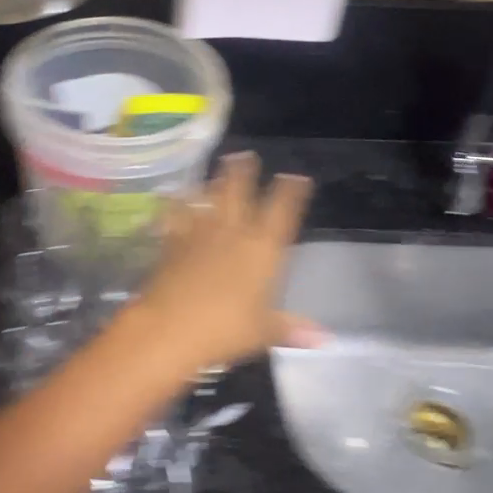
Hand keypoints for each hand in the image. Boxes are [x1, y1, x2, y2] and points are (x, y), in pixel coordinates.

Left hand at [125, 152, 319, 373]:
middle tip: (244, 154)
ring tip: (215, 169)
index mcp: (262, 249)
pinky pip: (175, 217)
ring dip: (212, 182)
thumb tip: (324, 338)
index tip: (295, 176)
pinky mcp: (171, 243)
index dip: (290, 192)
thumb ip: (290, 327)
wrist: (169, 327)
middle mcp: (232, 233)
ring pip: (208, 198)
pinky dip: (174, 206)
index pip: (281, 211)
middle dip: (244, 172)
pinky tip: (170, 197)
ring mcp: (199, 234)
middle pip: (239, 192)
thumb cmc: (225, 330)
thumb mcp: (263, 331)